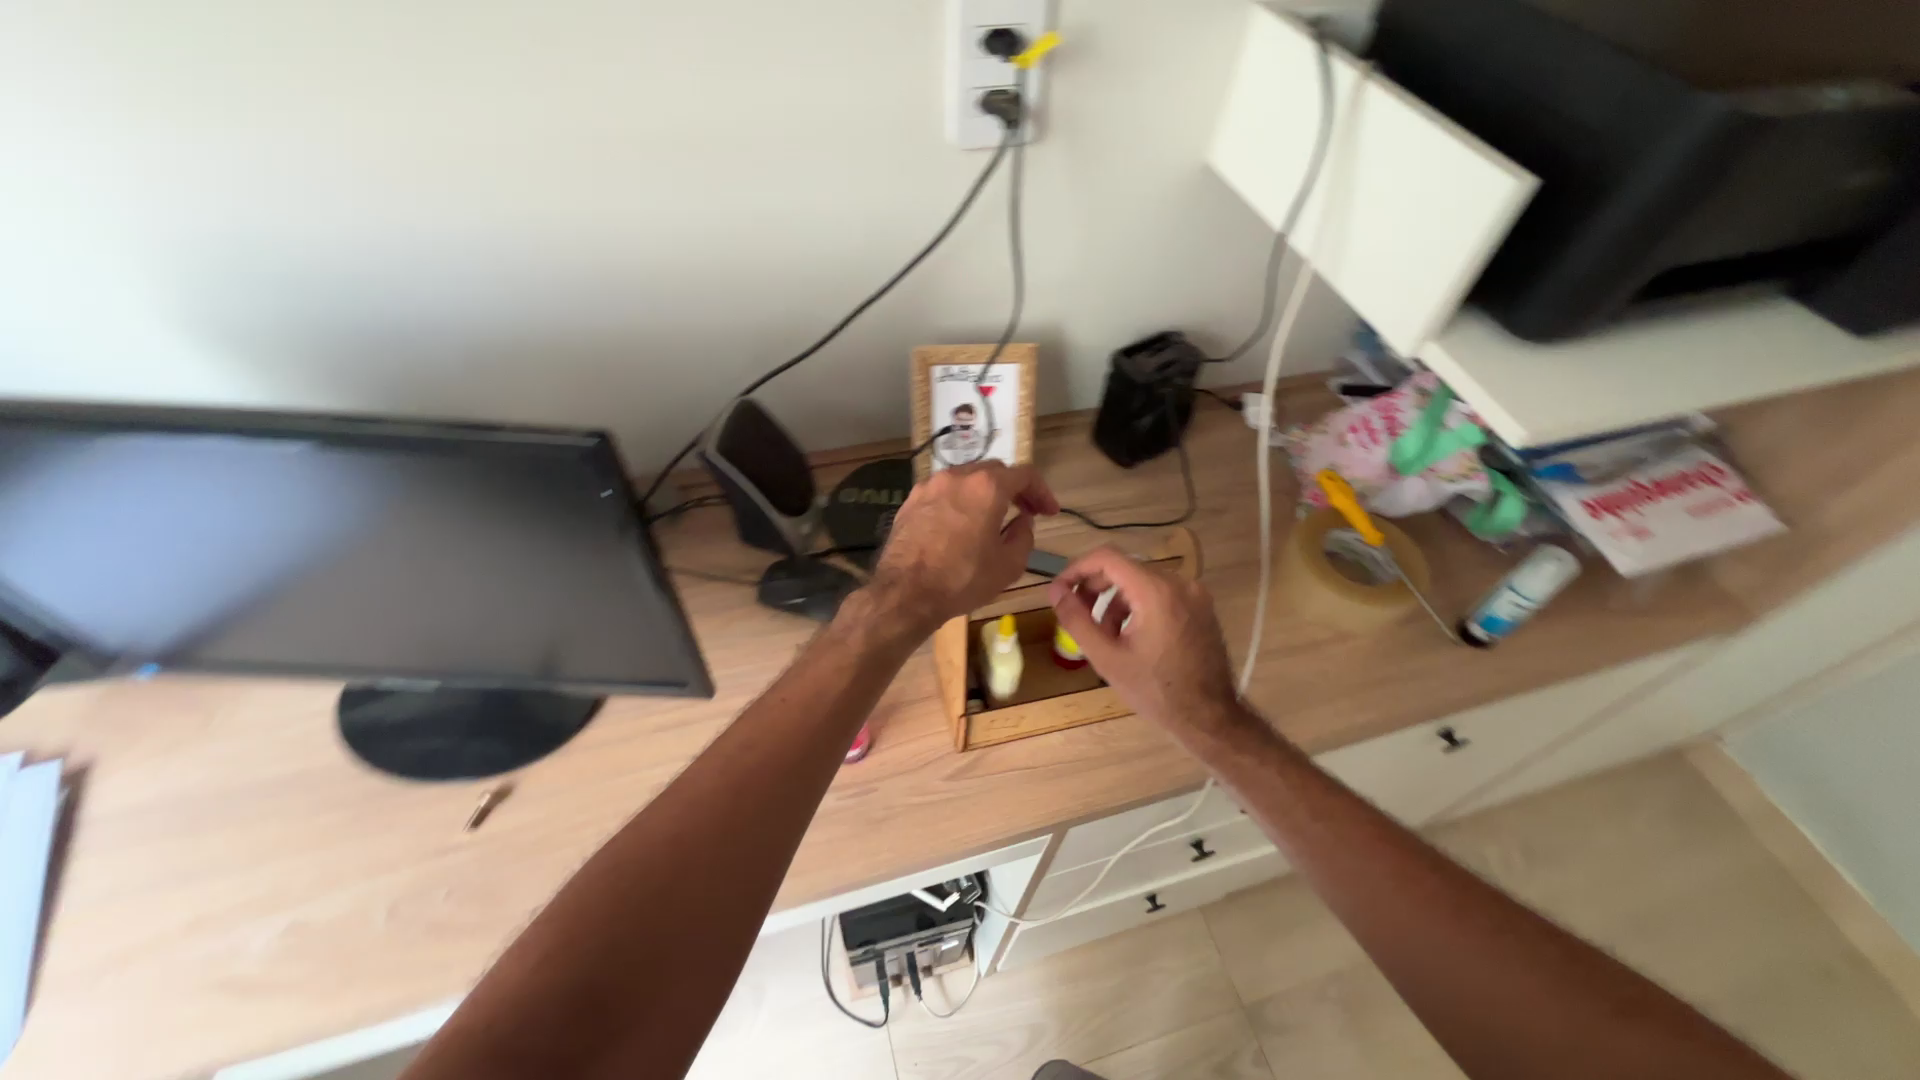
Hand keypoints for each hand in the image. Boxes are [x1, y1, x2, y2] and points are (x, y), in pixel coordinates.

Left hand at [867, 462, 1059, 635]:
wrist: (905, 593)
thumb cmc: (962, 579)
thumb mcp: (1008, 565)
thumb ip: (1024, 536)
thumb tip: (1022, 521)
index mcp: (986, 487)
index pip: (1024, 474)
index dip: (1042, 491)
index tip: (1048, 512)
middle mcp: (957, 476)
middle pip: (993, 471)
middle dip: (1013, 488)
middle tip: (1024, 511)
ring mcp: (929, 486)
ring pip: (965, 479)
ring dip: (984, 493)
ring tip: (992, 517)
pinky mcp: (910, 501)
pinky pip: (943, 493)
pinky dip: (958, 502)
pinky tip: (960, 525)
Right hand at [1049, 548, 1239, 732]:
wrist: (1209, 717)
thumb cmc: (1156, 691)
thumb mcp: (1107, 658)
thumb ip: (1077, 620)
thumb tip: (1055, 592)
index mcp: (1156, 591)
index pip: (1107, 557)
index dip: (1077, 569)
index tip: (1060, 590)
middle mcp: (1179, 582)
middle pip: (1125, 568)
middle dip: (1096, 589)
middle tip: (1076, 614)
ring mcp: (1195, 593)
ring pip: (1141, 582)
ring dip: (1116, 602)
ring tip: (1107, 636)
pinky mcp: (1201, 606)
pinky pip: (1161, 593)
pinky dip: (1139, 606)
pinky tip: (1131, 637)